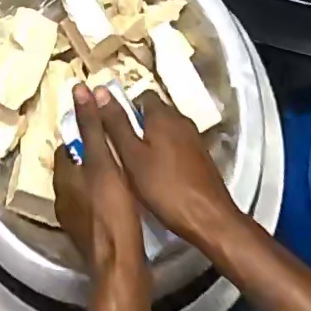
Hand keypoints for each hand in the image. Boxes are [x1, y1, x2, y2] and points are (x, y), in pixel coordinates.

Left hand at [54, 85, 148, 280]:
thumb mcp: (103, 160)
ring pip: (84, 185)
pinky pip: (94, 205)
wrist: (121, 265)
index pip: (67, 143)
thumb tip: (79, 89)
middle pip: (75, 164)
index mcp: (62, 176)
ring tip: (123, 167)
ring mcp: (74, 219)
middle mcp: (62, 197)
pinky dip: (105, 196)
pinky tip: (123, 196)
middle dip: (92, 153)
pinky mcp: (89, 235)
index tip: (102, 125)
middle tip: (116, 145)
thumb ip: (91, 125)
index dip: (83, 131)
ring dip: (99, 175)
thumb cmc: (111, 207)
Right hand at [94, 91, 239, 247]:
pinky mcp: (202, 157)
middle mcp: (180, 119)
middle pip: (154, 112)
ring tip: (136, 164)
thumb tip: (100, 91)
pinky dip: (166, 153)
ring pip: (166, 130)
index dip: (125, 108)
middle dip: (138, 125)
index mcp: (162, 115)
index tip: (113, 128)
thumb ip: (116, 123)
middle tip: (121, 148)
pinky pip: (178, 145)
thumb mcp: (131, 156)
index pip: (141, 96)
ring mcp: (194, 138)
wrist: (210, 219)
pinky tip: (159, 175)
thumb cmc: (165, 187)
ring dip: (152, 140)